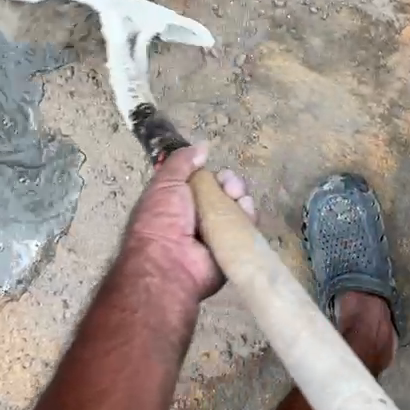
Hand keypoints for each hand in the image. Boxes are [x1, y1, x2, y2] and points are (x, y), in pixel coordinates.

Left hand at [122, 143, 253, 300]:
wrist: (169, 264)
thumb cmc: (161, 220)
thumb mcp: (165, 182)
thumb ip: (183, 161)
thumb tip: (203, 146)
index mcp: (179, 203)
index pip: (205, 182)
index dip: (213, 174)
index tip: (217, 174)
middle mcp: (199, 218)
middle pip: (224, 192)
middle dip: (230, 184)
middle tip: (230, 188)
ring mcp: (217, 234)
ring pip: (238, 208)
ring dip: (240, 198)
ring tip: (235, 198)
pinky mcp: (233, 248)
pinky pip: (247, 227)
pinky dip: (248, 216)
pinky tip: (244, 210)